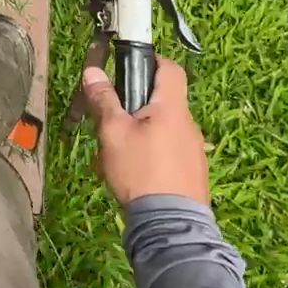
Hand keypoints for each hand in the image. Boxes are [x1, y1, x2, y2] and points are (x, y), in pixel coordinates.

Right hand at [82, 57, 211, 205]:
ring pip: (164, 126)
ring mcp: (194, 151)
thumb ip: (104, 100)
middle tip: (112, 116)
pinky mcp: (193, 172)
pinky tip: (134, 169)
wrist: (171, 227)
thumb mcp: (113, 131)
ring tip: (118, 149)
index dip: (151, 60)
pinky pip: (170, 149)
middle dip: (136, 103)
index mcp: (172, 109)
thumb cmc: (140, 169)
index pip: (171, 69)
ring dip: (141, 129)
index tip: (128, 66)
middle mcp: (189, 125)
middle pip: (163, 100)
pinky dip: (152, 150)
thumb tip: (93, 71)